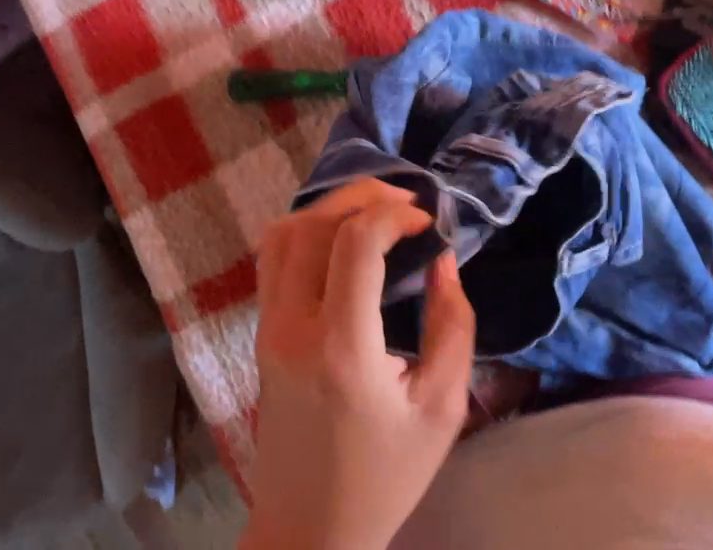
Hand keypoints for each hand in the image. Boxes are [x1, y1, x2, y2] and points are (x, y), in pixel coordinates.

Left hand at [242, 179, 476, 549]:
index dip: (394, 215)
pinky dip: (304, 231)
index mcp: (342, 348)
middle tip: (406, 201)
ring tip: (374, 213)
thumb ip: (451, 326)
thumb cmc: (385, 475)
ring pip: (283, 233)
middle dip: (363, 196)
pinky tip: (339, 239)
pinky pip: (272, 259)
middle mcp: (292, 326)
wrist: (310, 528)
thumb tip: (443, 261)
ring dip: (329, 209)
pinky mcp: (260, 332)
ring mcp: (267, 327)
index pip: (355, 243)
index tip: (429, 223)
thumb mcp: (442, 409)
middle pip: (313, 224)